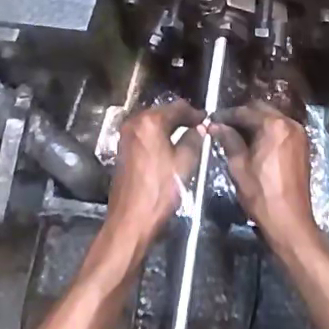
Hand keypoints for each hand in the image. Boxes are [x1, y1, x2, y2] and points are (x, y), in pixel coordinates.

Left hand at [106, 99, 202, 241]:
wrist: (130, 221)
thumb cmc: (159, 191)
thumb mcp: (184, 163)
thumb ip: (194, 139)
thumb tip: (200, 128)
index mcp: (150, 122)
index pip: (177, 107)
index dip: (195, 113)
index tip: (207, 120)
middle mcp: (134, 122)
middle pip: (163, 112)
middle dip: (181, 118)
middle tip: (199, 127)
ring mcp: (125, 136)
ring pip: (152, 123)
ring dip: (169, 126)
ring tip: (187, 135)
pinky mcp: (122, 148)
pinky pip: (144, 134)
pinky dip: (157, 136)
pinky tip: (168, 146)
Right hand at [207, 104, 314, 246]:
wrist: (290, 221)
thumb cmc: (262, 194)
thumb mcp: (239, 166)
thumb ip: (229, 140)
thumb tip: (215, 125)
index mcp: (274, 125)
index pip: (246, 112)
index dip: (227, 115)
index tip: (213, 120)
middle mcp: (289, 123)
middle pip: (261, 110)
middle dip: (242, 116)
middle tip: (224, 126)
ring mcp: (299, 133)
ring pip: (272, 118)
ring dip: (256, 123)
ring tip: (237, 135)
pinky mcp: (303, 145)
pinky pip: (282, 129)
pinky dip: (268, 131)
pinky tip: (255, 142)